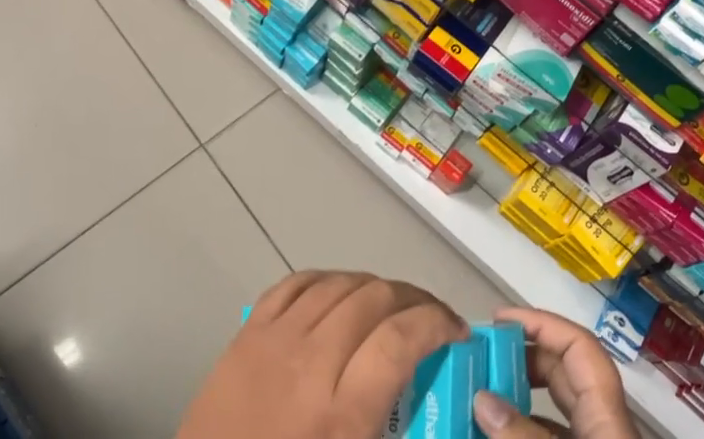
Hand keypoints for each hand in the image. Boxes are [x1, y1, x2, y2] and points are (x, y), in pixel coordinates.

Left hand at [176, 271, 469, 438]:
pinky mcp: (247, 333)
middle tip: (432, 319)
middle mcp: (309, 364)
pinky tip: (341, 295)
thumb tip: (437, 406)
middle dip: (414, 300)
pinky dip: (327, 280)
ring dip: (374, 286)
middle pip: (373, 300)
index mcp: (341, 415)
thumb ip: (393, 426)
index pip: (400, 340)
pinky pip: (295, 284)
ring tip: (392, 306)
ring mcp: (274, 340)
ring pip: (338, 283)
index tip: (456, 332)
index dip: (437, 323)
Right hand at [471, 307, 637, 438]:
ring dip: (518, 393)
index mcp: (609, 416)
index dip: (542, 323)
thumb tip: (481, 397)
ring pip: (555, 406)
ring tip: (477, 391)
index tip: (499, 319)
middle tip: (480, 357)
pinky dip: (521, 427)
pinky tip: (490, 431)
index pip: (580, 345)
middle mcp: (604, 424)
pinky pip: (550, 433)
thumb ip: (524, 435)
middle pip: (564, 372)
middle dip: (521, 357)